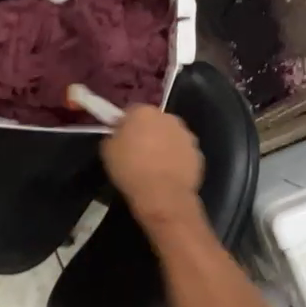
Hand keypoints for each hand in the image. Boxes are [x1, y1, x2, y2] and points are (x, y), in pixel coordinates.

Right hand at [103, 106, 203, 220]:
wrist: (163, 195)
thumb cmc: (130, 170)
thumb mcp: (107, 151)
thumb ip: (114, 136)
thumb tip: (119, 135)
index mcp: (144, 112)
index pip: (132, 111)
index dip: (125, 124)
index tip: (121, 138)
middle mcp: (168, 118)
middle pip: (154, 121)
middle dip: (147, 132)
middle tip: (137, 151)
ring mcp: (186, 135)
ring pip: (171, 136)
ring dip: (163, 145)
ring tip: (153, 166)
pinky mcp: (198, 154)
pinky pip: (182, 153)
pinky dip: (176, 160)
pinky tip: (167, 175)